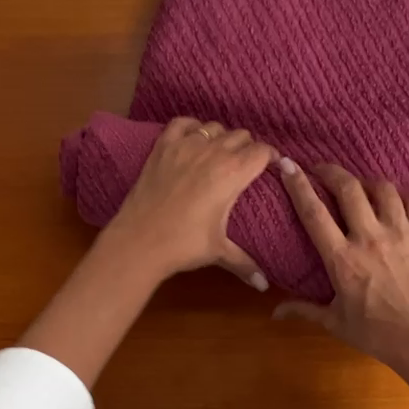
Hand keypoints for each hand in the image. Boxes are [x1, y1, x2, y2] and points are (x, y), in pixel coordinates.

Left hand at [96, 118, 276, 288]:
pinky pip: (182, 123)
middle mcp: (212, 152)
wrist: (139, 242)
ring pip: (214, 127)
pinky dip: (192, 128)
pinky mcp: (162, 147)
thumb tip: (264, 285)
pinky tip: (193, 139)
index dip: (269, 158)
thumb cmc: (183, 245)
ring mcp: (185, 146)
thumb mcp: (218, 251)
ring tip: (219, 154)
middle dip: (247, 148)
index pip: (262, 152)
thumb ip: (245, 263)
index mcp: (233, 173)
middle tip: (244, 165)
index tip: (269, 168)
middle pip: (241, 136)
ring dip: (221, 138)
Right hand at [272, 159, 408, 376]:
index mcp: (342, 259)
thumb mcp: (335, 322)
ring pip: (383, 188)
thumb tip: (274, 313)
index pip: (314, 213)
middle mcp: (369, 238)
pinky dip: (404, 195)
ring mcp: (401, 232)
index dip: (298, 185)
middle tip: (323, 169)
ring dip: (369, 182)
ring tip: (362, 187)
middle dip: (332, 171)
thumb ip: (304, 310)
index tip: (288, 165)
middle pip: (349, 188)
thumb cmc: (376, 334)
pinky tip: (398, 201)